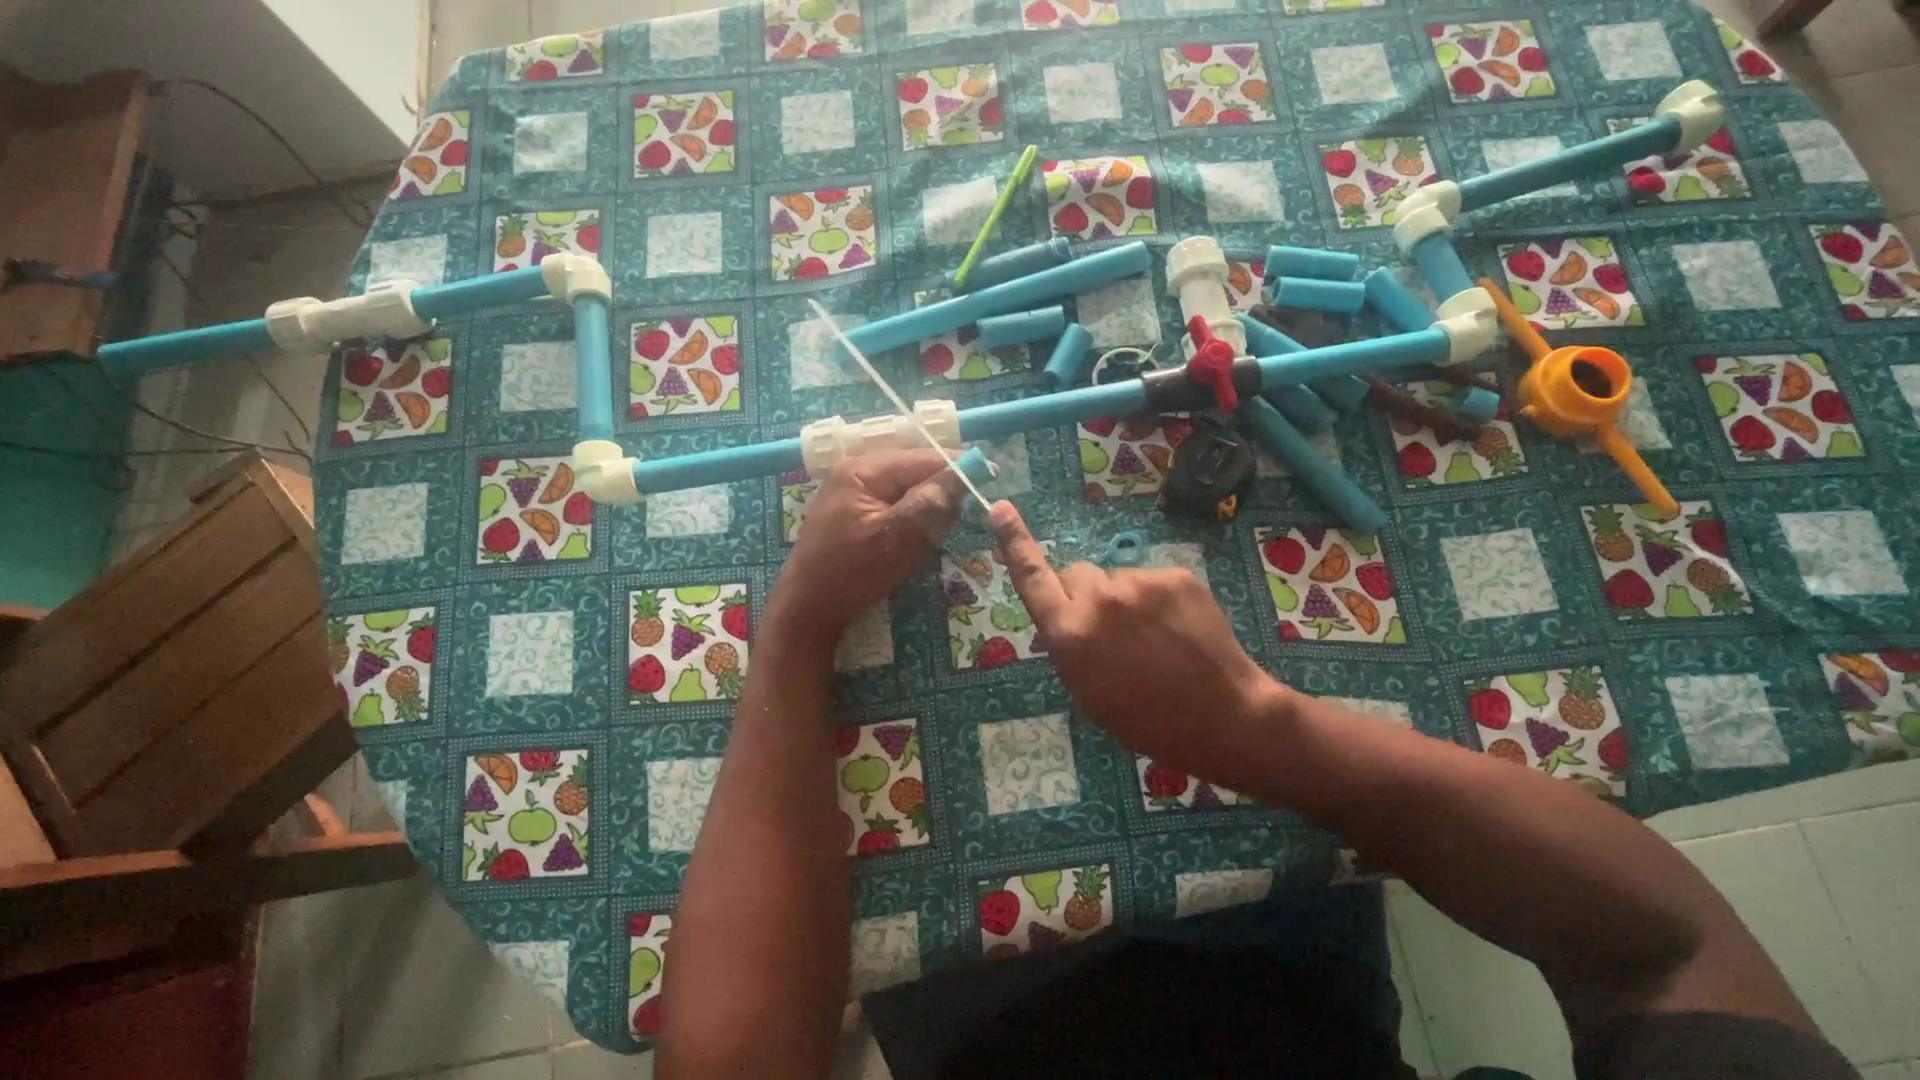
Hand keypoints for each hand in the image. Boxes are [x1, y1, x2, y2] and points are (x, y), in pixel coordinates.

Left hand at [766, 450, 965, 642]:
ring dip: (928, 509)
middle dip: (942, 491)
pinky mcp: (855, 515)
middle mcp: (857, 473)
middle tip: (963, 517)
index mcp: (864, 470)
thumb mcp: (897, 538)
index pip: (925, 458)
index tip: (991, 479)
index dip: (959, 468)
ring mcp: (854, 493)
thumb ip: (931, 503)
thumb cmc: (850, 574)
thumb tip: (966, 473)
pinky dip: (912, 520)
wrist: (807, 610)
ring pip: (908, 490)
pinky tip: (916, 542)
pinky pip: (895, 506)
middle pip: (916, 471)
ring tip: (937, 535)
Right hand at [989, 502, 1283, 775]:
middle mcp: (1099, 599)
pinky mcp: (1175, 576)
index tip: (1000, 508)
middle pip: (1077, 575)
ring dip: (1125, 599)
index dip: (1014, 542)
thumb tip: (1068, 619)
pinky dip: (1158, 599)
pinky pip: (1152, 580)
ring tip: (1153, 638)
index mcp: (1069, 634)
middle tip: (1111, 632)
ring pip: (1117, 579)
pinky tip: (1177, 629)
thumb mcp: (1087, 692)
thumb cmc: (1145, 719)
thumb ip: (1069, 645)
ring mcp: (1140, 582)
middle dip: (1085, 595)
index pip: (1031, 578)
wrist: (1221, 714)